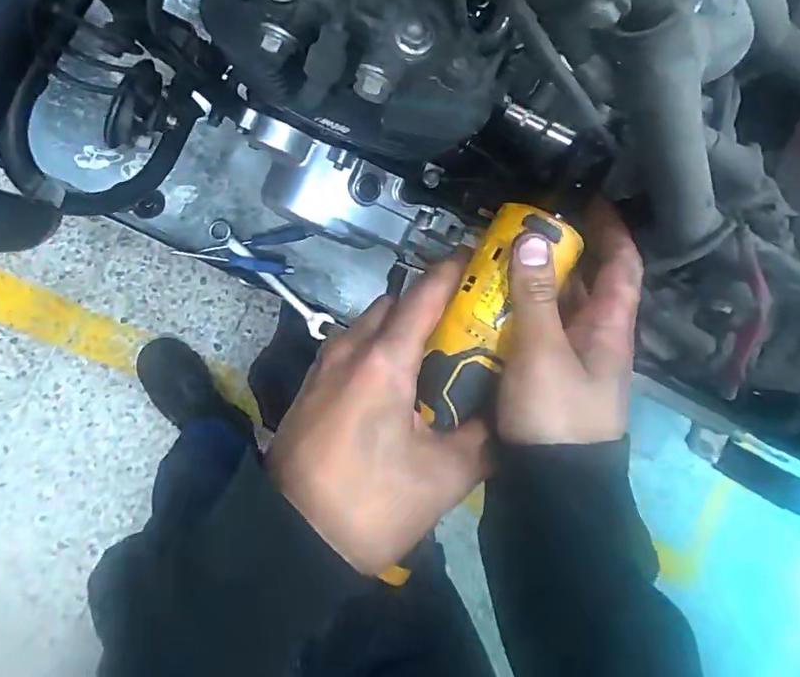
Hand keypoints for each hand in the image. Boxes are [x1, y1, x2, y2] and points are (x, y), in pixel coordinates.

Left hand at [266, 255, 491, 574]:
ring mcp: (325, 363)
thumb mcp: (442, 478)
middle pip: (396, 303)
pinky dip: (379, 344)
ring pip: (371, 322)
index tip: (479, 257)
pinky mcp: (312, 383)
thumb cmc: (371, 504)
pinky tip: (396, 377)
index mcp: (384, 360)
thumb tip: (508, 412)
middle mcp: (351, 348)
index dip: (453, 271)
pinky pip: (353, 344)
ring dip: (402, 323)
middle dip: (430, 299)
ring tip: (435, 347)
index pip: (424, 296)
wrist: (291, 541)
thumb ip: (483, 437)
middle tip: (467, 315)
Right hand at [499, 199, 643, 444]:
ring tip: (496, 254)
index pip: (623, 266)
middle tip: (520, 224)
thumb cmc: (557, 417)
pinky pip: (532, 331)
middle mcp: (594, 338)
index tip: (589, 199)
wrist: (551, 496)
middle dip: (558, 249)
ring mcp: (568, 359)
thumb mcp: (544, 351)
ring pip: (553, 306)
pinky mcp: (542, 377)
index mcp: (609, 328)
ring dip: (530, 280)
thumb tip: (532, 237)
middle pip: (583, 281)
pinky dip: (513, 312)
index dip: (612, 229)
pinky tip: (484, 301)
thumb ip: (535, 295)